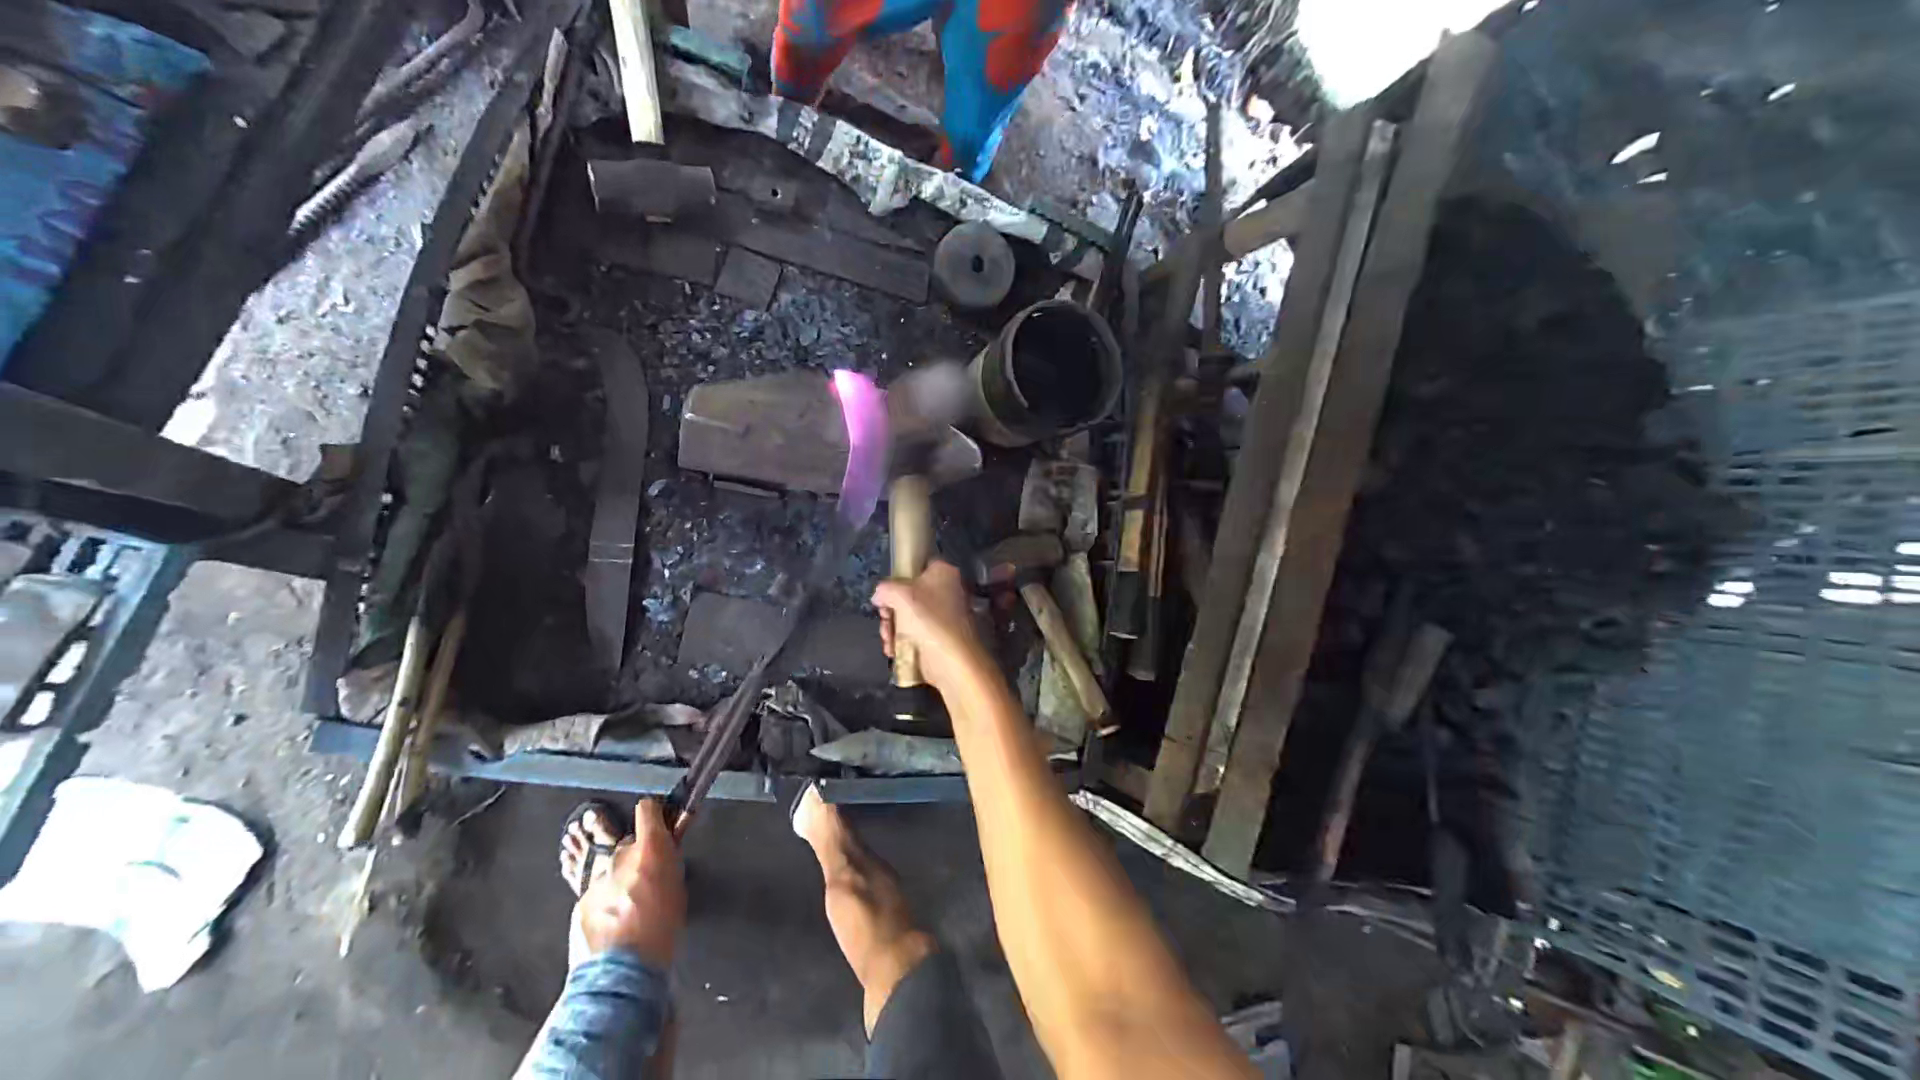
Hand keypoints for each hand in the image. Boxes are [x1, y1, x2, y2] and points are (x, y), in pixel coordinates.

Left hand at [579, 798, 685, 966]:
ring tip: (624, 895)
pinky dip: (601, 896)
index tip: (657, 817)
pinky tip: (610, 914)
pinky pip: (592, 887)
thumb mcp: (678, 890)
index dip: (653, 812)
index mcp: (650, 849)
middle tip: (643, 873)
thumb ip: (668, 864)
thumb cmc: (659, 933)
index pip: (647, 808)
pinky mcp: (579, 899)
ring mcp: (596, 877)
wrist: (621, 972)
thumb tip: (664, 854)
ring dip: (614, 873)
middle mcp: (619, 856)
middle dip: (634, 852)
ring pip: (605, 863)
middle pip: (626, 840)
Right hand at [871, 560, 991, 691]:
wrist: (952, 661)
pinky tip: (894, 651)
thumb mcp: (899, 595)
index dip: (899, 576)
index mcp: (943, 573)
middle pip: (910, 594)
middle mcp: (947, 591)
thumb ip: (885, 589)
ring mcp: (945, 617)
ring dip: (893, 629)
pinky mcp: (941, 639)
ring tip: (889, 640)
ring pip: (910, 617)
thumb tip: (880, 595)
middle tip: (886, 619)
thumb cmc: (928, 620)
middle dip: (891, 610)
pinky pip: (916, 635)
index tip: (886, 592)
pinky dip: (903, 643)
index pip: (919, 565)